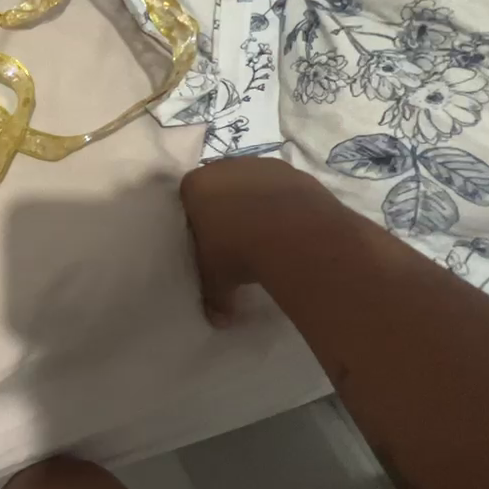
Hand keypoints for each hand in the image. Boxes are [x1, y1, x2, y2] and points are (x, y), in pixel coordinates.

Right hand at [178, 158, 328, 326]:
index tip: (211, 239)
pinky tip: (295, 229)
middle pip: (223, 185)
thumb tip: (219, 322)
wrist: (298, 236)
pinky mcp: (297, 173)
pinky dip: (289, 205)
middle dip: (229, 206)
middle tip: (240, 237)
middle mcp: (226, 167)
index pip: (189, 197)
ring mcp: (263, 166)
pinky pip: (286, 189)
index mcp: (195, 186)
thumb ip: (214, 296)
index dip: (200, 218)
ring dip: (261, 203)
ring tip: (272, 235)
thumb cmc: (239, 251)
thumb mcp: (218, 278)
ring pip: (256, 183)